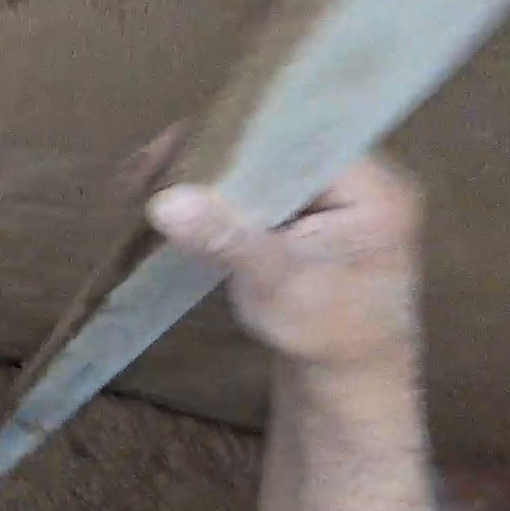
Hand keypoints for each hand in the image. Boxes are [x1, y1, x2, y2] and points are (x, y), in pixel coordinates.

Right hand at [146, 157, 421, 371]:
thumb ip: (225, 239)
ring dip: (196, 175)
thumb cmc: (324, 330)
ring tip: (141, 188)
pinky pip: (247, 187)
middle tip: (140, 176)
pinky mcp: (298, 213)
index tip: (164, 160)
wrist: (346, 371)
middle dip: (200, 157)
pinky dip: (204, 193)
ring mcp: (324, 196)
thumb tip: (164, 200)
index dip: (226, 142)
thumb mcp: (274, 284)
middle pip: (266, 144)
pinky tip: (166, 205)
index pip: (291, 138)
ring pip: (251, 165)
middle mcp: (352, 180)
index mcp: (369, 186)